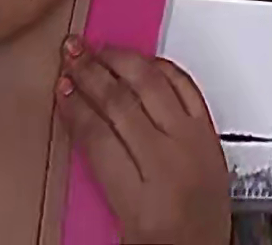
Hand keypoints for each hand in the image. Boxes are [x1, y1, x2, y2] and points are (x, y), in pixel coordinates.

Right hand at [58, 45, 230, 244]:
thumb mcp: (118, 222)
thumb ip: (98, 168)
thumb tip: (75, 109)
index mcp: (142, 206)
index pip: (98, 138)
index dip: (75, 106)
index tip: (61, 88)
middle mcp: (171, 167)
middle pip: (121, 102)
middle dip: (90, 71)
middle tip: (72, 53)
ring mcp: (194, 145)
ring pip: (152, 82)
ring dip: (121, 58)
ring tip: (99, 47)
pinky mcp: (210, 133)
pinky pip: (184, 84)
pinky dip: (160, 66)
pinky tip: (140, 59)